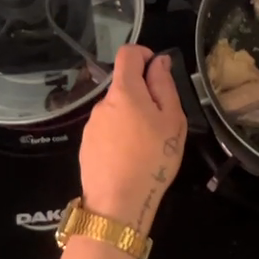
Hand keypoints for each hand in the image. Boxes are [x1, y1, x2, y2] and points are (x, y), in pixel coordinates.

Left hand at [77, 45, 186, 232]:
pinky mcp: (86, 145)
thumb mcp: (172, 121)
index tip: (159, 74)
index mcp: (124, 92)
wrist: (117, 204)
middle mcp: (102, 103)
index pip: (128, 53)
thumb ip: (164, 86)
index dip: (145, 55)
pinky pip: (106, 131)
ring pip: (116, 111)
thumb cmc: (152, 159)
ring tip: (146, 146)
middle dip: (142, 96)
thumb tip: (159, 62)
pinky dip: (119, 137)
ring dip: (130, 118)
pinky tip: (129, 159)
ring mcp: (91, 125)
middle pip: (123, 86)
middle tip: (161, 123)